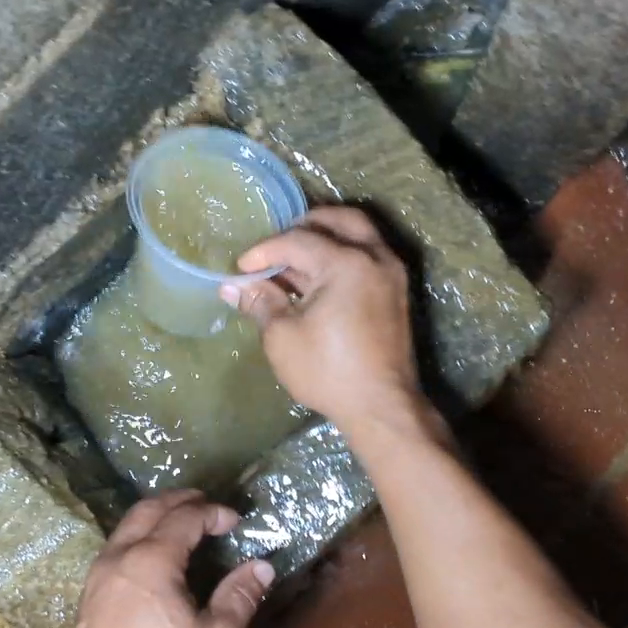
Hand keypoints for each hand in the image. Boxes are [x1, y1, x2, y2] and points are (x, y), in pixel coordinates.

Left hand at [51, 491, 274, 627]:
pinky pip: (116, 548)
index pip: (185, 518)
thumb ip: (240, 598)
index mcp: (152, 561)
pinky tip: (154, 557)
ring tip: (182, 524)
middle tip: (207, 504)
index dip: (213, 512)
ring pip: (126, 527)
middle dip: (180, 501)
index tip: (236, 521)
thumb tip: (261, 567)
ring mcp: (97, 577)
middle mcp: (119, 558)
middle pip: (148, 510)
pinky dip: (139, 536)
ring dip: (156, 516)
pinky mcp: (87, 598)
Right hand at [221, 207, 421, 433]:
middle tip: (275, 249)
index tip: (241, 269)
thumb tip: (232, 286)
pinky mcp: (395, 293)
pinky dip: (342, 256)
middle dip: (302, 227)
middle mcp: (375, 258)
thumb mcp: (283, 337)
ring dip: (325, 239)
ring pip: (358, 235)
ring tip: (293, 263)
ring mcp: (391, 274)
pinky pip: (367, 257)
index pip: (298, 240)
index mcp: (348, 263)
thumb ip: (260, 302)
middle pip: (338, 221)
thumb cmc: (328, 372)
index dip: (264, 251)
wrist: (381, 406)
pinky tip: (316, 280)